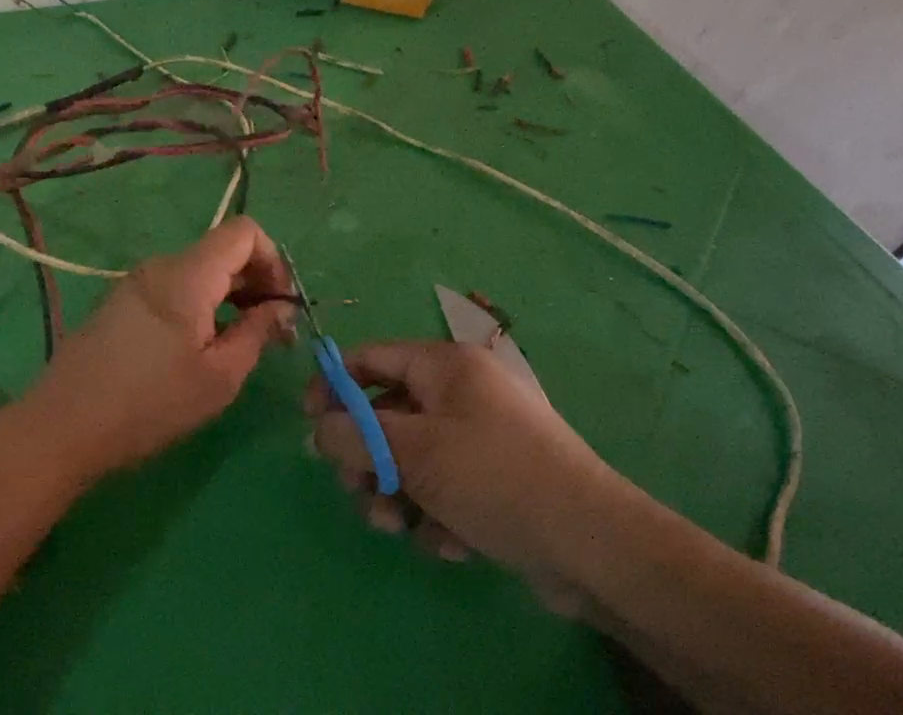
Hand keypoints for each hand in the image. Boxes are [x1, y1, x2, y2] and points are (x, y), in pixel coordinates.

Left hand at [18, 217, 295, 480]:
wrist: (63, 425)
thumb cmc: (149, 404)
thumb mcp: (219, 377)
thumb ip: (256, 333)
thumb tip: (279, 308)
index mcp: (187, 274)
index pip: (244, 231)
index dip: (274, 261)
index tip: (282, 306)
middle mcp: (159, 266)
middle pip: (220, 251)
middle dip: (255, 283)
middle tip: (271, 335)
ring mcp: (134, 284)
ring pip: (196, 273)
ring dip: (227, 299)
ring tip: (236, 347)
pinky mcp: (118, 304)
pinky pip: (171, 290)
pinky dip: (197, 307)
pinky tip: (196, 351)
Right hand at [307, 341, 622, 613]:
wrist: (593, 546)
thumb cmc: (493, 477)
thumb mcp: (411, 453)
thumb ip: (353, 436)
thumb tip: (317, 432)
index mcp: (446, 366)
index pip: (372, 358)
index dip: (334, 384)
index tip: (309, 421)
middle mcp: (464, 394)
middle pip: (387, 414)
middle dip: (367, 457)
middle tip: (357, 490)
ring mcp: (483, 438)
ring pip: (411, 458)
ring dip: (395, 493)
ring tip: (398, 526)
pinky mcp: (497, 481)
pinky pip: (444, 487)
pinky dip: (435, 513)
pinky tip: (448, 541)